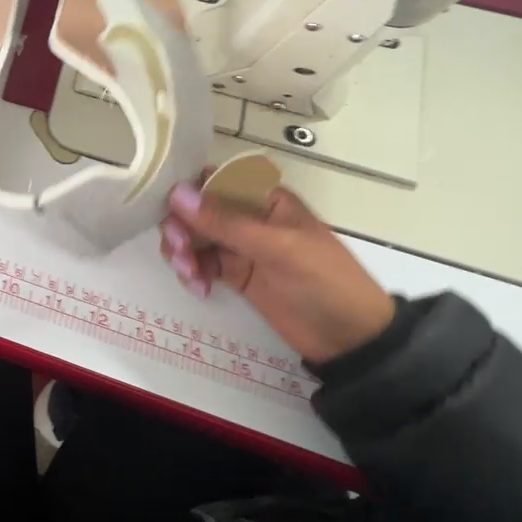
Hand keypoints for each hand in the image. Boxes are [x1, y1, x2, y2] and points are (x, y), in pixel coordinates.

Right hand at [162, 181, 394, 363]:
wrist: (351, 340)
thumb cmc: (325, 282)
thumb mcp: (278, 249)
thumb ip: (226, 222)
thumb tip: (176, 193)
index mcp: (263, 199)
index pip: (212, 180)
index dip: (186, 192)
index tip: (169, 212)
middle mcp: (247, 216)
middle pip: (195, 210)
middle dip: (181, 228)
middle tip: (180, 252)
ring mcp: (240, 246)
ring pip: (193, 237)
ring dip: (182, 252)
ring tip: (191, 275)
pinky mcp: (235, 274)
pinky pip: (200, 263)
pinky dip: (192, 272)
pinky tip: (200, 288)